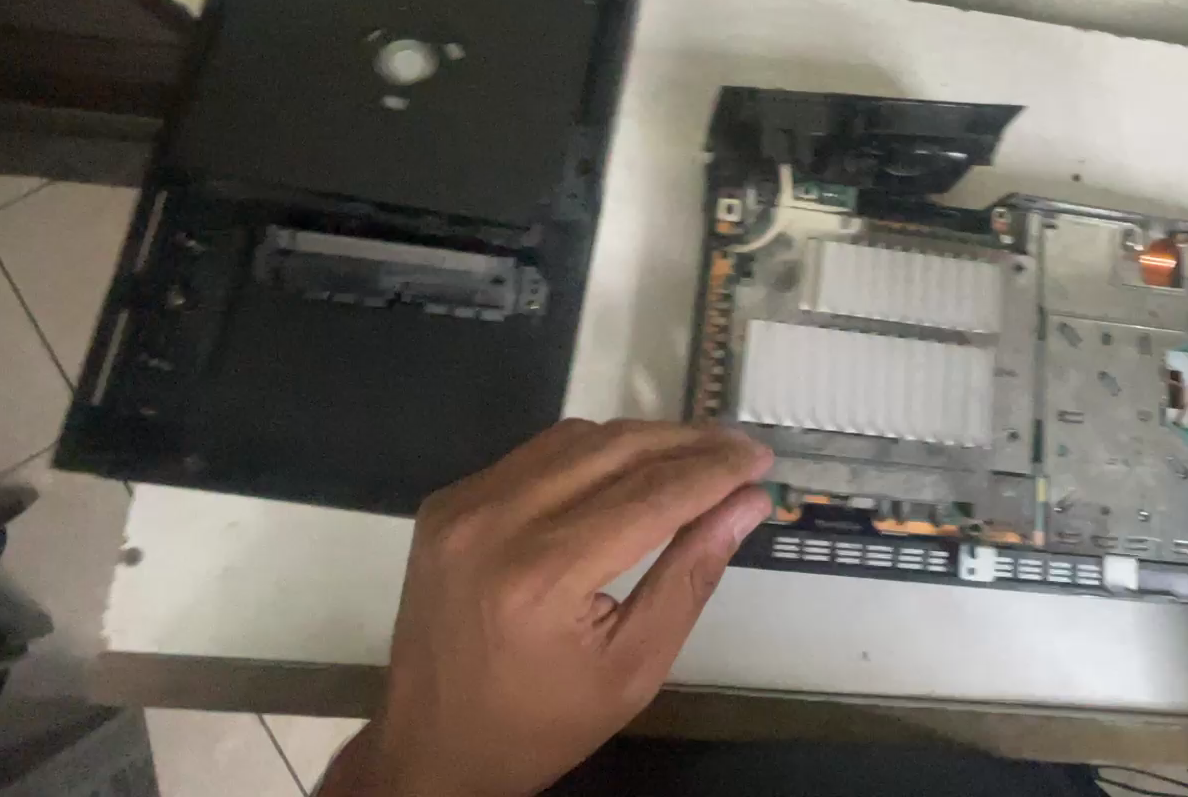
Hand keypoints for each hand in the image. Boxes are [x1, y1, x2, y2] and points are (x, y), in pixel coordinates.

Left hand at [318, 419, 773, 796]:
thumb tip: (748, 502)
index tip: (761, 459)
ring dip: (646, 439)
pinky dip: (597, 449)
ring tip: (697, 455)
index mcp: (542, 576)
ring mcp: (465, 502)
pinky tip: (632, 465)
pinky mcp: (452, 497)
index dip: (714, 471)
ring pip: (580, 437)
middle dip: (690, 443)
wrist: (426, 749)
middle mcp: (496, 521)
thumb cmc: (540, 724)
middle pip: (617, 450)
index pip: (651, 497)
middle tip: (740, 448)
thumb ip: (692, 575)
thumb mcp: (634, 669)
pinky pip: (541, 451)